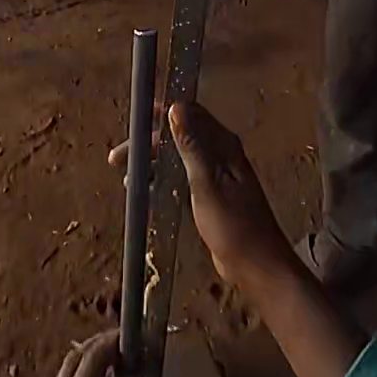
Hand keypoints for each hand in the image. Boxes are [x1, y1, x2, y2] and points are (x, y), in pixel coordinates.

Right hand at [109, 102, 294, 287]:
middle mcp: (218, 152)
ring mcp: (214, 172)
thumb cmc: (233, 226)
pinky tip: (145, 190)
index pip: (189, 112)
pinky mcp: (209, 191)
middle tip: (119, 157)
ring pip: (175, 155)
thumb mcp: (206, 183)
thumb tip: (175, 107)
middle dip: (147, 141)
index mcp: (222, 144)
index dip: (161, 111)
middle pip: (177, 133)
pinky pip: (179, 174)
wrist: (257, 268)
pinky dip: (161, 177)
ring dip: (151, 160)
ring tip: (127, 176)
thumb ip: (191, 145)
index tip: (135, 119)